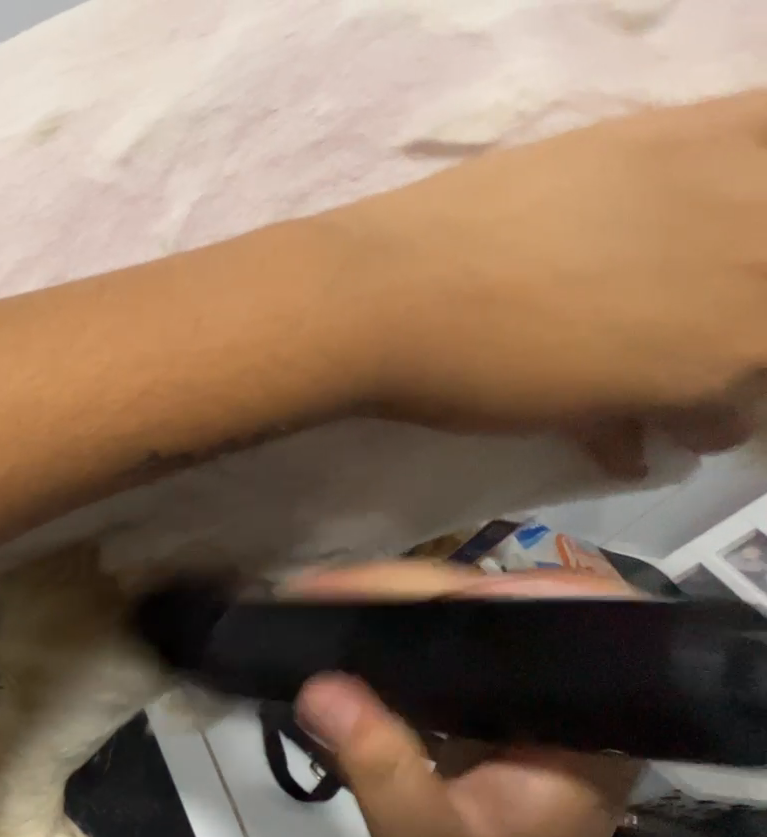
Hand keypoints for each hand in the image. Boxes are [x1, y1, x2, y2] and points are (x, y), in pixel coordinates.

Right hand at [289, 562, 643, 836]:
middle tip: (323, 586)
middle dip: (411, 590)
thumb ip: (380, 767)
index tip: (399, 589)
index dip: (490, 592)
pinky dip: (385, 635)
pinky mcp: (483, 708)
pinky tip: (336, 629)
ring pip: (464, 624)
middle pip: (498, 611)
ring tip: (318, 595)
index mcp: (585, 727)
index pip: (562, 623)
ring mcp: (522, 703)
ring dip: (391, 605)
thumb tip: (320, 685)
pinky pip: (438, 651)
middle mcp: (565, 702)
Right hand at [320, 91, 766, 448]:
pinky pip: (725, 422)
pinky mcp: (709, 374)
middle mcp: (765, 205)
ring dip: (708, 380)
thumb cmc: (436, 232)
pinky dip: (670, 431)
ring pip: (764, 358)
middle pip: (763, 281)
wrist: (372, 298)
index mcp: (724, 136)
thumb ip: (647, 197)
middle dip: (729, 312)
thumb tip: (659, 260)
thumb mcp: (570, 175)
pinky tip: (612, 437)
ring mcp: (750, 291)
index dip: (734, 230)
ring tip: (632, 396)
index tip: (691, 257)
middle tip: (652, 334)